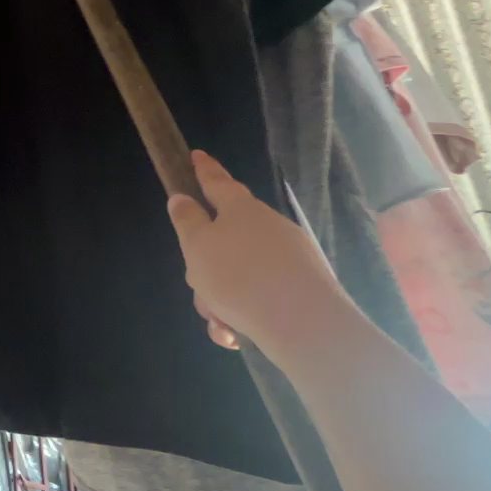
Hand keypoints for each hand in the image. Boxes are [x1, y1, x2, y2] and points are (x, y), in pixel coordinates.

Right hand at [165, 151, 355, 359]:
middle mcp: (269, 227)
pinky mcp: (305, 289)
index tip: (197, 155)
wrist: (307, 328)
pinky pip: (260, 296)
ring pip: (240, 272)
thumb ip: (187, 221)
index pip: (217, 182)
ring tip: (220, 321)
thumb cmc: (240, 277)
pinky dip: (243, 314)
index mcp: (241, 210)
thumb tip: (183, 199)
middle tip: (199, 285)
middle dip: (206, 264)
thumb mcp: (197, 246)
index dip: (204, 170)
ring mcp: (291, 258)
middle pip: (225, 238)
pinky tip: (235, 334)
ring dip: (222, 296)